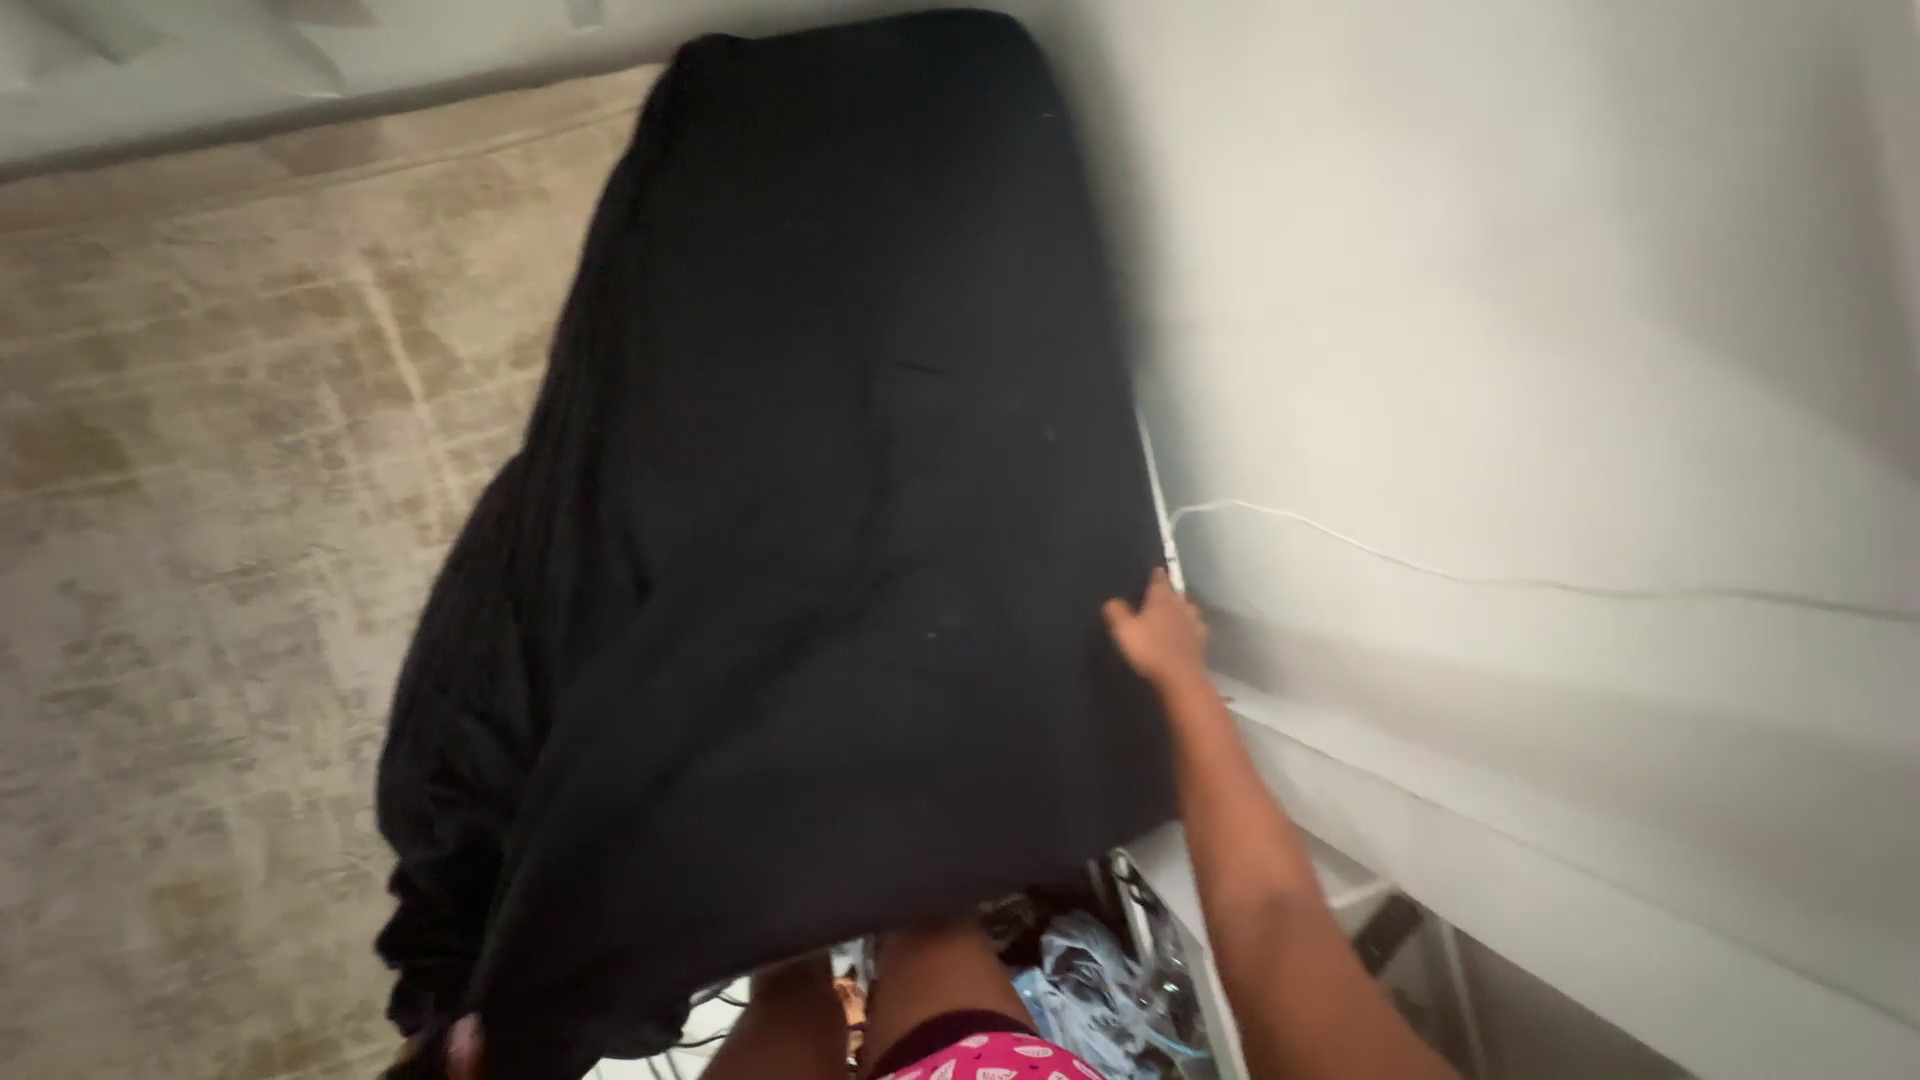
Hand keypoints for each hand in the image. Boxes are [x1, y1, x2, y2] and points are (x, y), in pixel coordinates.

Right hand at [1103, 567, 1208, 689]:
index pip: (1160, 581)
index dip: (1157, 575)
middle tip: (1163, 592)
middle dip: (1170, 592)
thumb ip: (1117, 612)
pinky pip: (1196, 629)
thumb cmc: (1149, 649)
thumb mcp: (1124, 630)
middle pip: (1176, 594)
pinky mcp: (1200, 643)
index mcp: (1161, 600)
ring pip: (1188, 610)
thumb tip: (1112, 600)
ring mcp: (1193, 625)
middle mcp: (1180, 607)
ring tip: (1176, 610)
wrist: (1179, 677)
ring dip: (1182, 608)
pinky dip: (1191, 627)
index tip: (1157, 569)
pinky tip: (1188, 632)